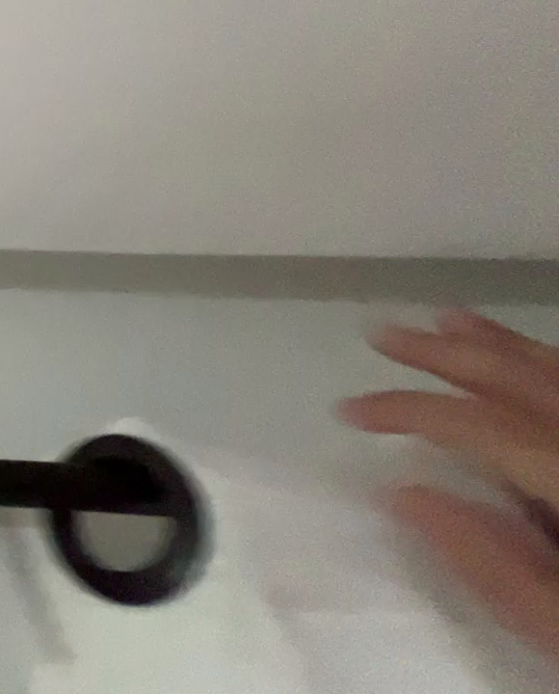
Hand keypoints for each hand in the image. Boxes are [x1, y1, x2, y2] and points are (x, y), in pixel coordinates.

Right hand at [339, 310, 558, 659]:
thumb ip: (492, 565)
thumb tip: (403, 493)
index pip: (483, 429)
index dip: (408, 410)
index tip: (347, 412)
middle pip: (534, 387)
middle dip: (449, 355)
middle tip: (382, 333)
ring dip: (505, 347)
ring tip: (446, 319)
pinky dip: (554, 367)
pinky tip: (530, 357)